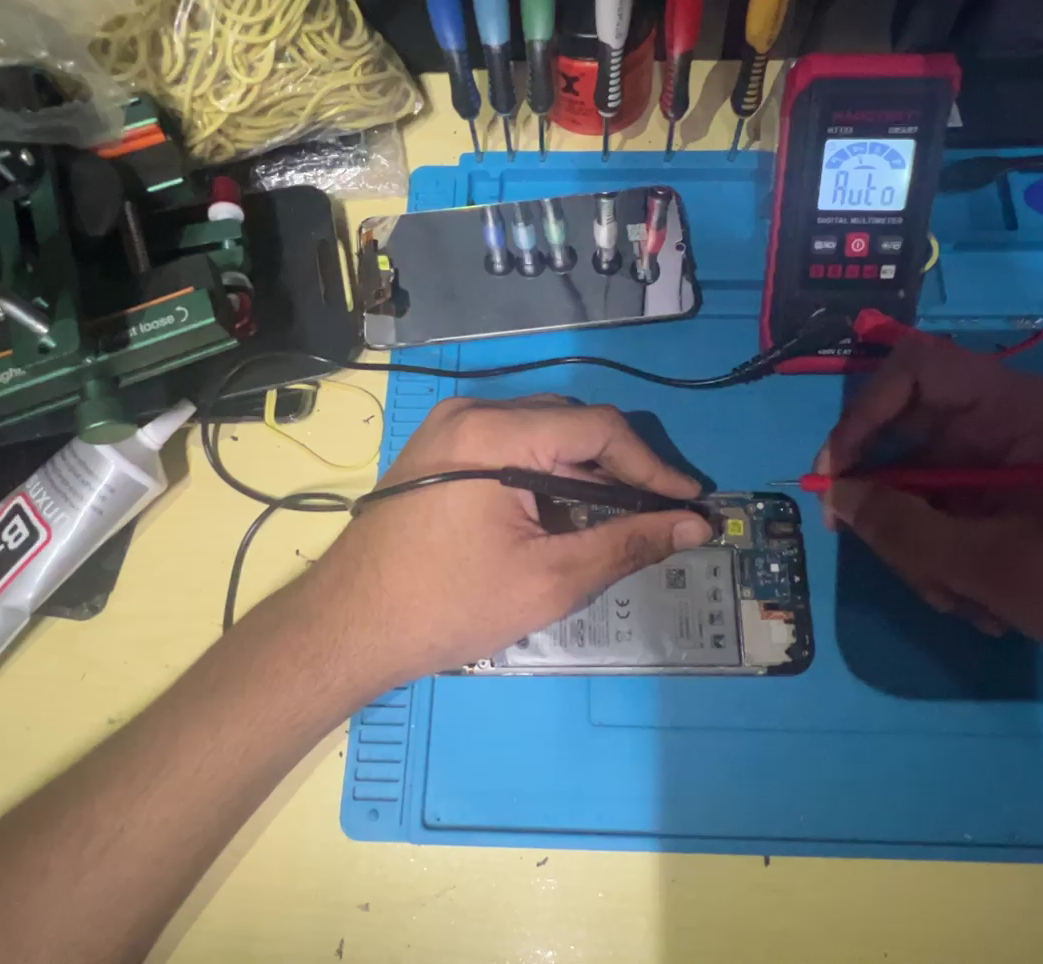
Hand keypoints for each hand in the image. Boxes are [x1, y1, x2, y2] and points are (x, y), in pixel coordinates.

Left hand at [295, 396, 714, 686]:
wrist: (346, 628)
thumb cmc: (447, 607)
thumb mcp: (550, 579)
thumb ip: (628, 543)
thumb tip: (696, 525)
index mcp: (495, 434)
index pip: (598, 428)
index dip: (652, 466)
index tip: (690, 501)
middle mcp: (471, 413)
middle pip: (570, 425)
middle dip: (620, 470)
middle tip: (657, 514)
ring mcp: (449, 428)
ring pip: (541, 435)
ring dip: (584, 474)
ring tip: (618, 519)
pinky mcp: (439, 450)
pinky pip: (510, 447)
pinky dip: (546, 476)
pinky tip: (564, 514)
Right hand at [816, 333, 1042, 663]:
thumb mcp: (994, 564)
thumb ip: (905, 528)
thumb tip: (835, 495)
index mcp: (1017, 410)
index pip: (916, 370)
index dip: (863, 411)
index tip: (839, 473)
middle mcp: (998, 423)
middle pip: (899, 434)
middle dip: (883, 499)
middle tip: (866, 544)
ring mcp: (991, 460)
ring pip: (908, 482)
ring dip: (911, 542)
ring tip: (950, 596)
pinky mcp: (988, 494)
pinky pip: (930, 510)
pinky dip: (931, 554)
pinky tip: (966, 597)